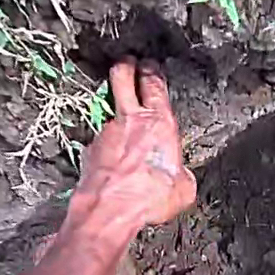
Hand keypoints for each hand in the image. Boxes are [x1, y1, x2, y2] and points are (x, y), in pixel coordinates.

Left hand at [65, 57, 195, 244]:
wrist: (110, 211)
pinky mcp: (90, 149)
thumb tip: (180, 177)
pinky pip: (99, 140)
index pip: (153, 83)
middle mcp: (130, 120)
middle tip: (128, 63)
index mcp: (159, 122)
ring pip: (109, 109)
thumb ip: (182, 174)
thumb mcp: (183, 189)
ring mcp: (106, 132)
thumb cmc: (149, 197)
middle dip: (125, 65)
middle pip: (122, 76)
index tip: (150, 65)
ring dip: (115, 112)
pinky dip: (106, 145)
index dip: (151, 70)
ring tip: (123, 124)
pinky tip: (111, 159)